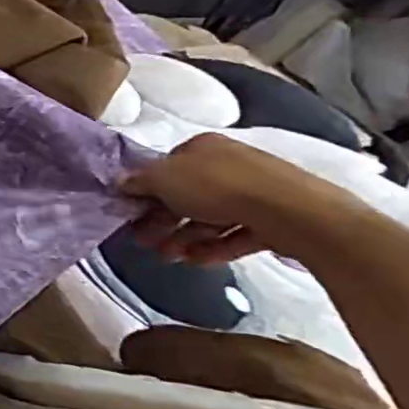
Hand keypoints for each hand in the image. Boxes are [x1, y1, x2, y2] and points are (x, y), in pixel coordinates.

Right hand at [119, 133, 371, 265]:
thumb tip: (119, 180)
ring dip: (185, 237)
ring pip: (210, 216)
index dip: (148, 190)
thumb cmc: (217, 186)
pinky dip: (214, 246)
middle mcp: (226, 163)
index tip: (133, 213)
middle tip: (145, 242)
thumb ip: (139, 181)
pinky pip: (235, 233)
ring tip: (168, 257)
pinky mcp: (271, 219)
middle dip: (164, 219)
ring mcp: (252, 191)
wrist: (289, 210)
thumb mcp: (165, 179)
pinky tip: (196, 261)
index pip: (168, 166)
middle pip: (187, 193)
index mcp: (201, 147)